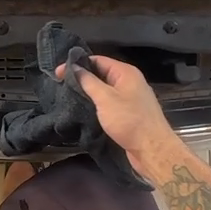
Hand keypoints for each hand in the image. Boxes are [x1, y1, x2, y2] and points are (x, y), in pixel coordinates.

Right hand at [58, 55, 188, 181]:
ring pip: (104, 90)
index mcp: (126, 73)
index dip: (78, 64)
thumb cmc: (129, 120)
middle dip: (81, 79)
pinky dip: (96, 105)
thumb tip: (75, 67)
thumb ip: (88, 81)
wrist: (152, 149)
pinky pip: (109, 103)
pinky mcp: (128, 114)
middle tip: (60, 86)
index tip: (59, 73)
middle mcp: (129, 82)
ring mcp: (129, 98)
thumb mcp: (105, 98)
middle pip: (101, 74)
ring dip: (88, 93)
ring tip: (68, 97)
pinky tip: (84, 110)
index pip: (98, 60)